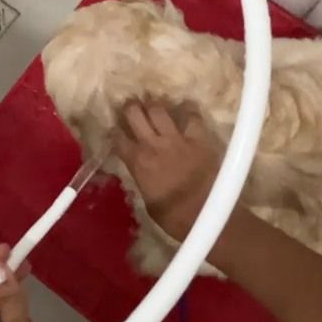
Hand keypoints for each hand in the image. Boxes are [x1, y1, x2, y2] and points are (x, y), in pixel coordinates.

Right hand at [113, 100, 223, 240]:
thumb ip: (142, 179)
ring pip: (159, 109)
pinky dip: (187, 109)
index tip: (114, 130)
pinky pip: (191, 116)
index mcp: (138, 162)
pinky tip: (185, 106)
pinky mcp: (198, 138)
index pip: (118, 139)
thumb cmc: (174, 217)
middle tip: (131, 106)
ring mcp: (177, 138)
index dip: (114, 132)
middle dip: (130, 108)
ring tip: (153, 103)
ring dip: (153, 105)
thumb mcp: (148, 201)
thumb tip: (141, 170)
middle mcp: (153, 144)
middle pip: (135, 114)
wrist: (208, 214)